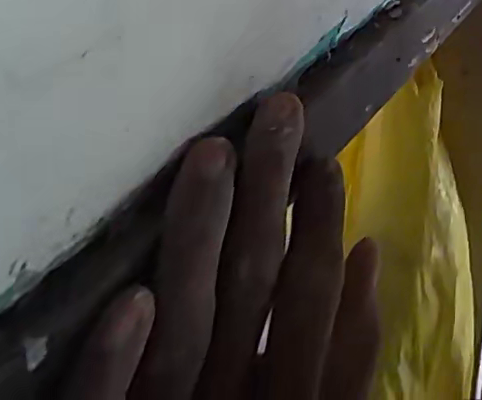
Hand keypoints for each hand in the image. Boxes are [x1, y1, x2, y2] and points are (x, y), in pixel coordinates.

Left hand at [59, 93, 380, 399]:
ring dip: (198, 238)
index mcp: (284, 397)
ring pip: (183, 327)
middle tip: (278, 111)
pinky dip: (111, 366)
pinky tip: (131, 300)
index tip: (323, 154)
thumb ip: (352, 353)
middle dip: (270, 195)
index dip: (320, 222)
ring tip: (211, 153)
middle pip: (252, 286)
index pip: (309, 293)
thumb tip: (370, 254)